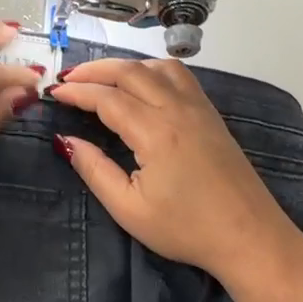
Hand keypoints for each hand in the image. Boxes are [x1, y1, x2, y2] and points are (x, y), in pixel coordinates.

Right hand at [48, 58, 300, 279]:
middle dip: (95, 70)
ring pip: (157, 67)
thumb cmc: (186, 229)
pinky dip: (153, 70)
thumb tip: (66, 141)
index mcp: (155, 132)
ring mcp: (199, 108)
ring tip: (102, 77)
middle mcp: (177, 110)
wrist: (249, 236)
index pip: (107, 98)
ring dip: (126, 65)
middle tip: (67, 77)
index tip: (53, 93)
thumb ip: (94, 170)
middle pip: (130, 72)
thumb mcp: (129, 209)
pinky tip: (143, 83)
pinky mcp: (212, 115)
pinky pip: (180, 76)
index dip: (77, 92)